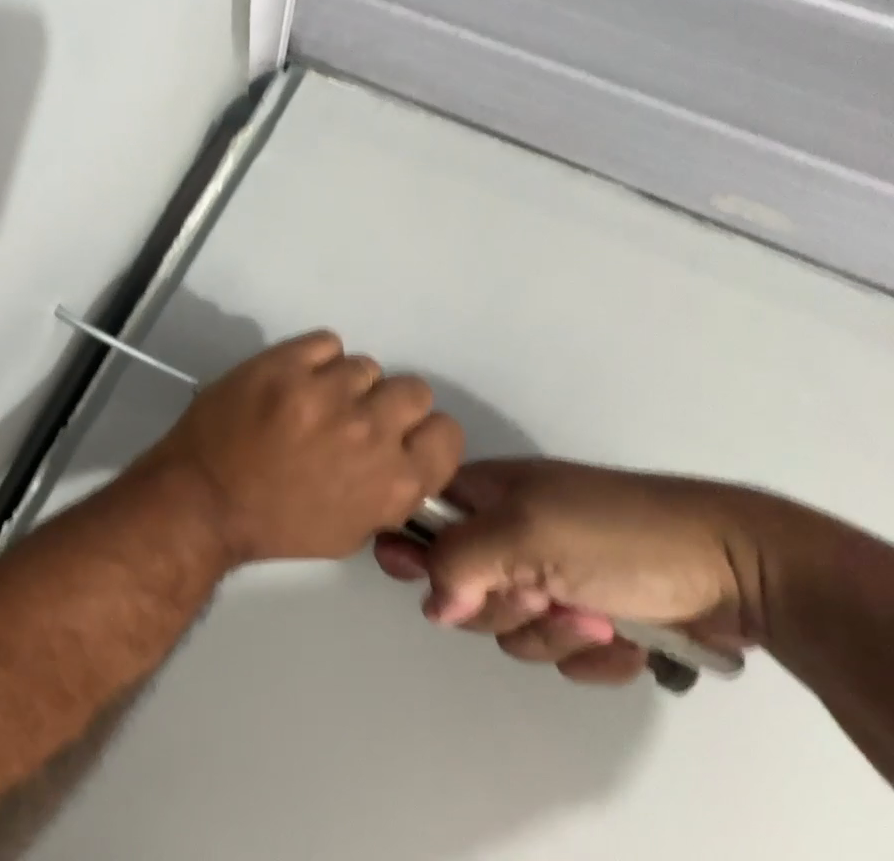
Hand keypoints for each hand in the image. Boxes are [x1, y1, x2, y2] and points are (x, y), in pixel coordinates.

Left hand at [145, 329, 462, 564]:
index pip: (445, 433)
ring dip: (341, 382)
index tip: (390, 435)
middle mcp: (371, 431)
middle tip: (346, 416)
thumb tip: (404, 460)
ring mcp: (324, 393)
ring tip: (307, 402)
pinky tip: (290, 380)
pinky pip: (324, 342)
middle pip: (410, 391)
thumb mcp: (353, 530)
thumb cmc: (273, 525)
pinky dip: (312, 358)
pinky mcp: (283, 365)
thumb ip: (392, 493)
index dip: (417, 432)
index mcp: (396, 481)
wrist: (202, 499)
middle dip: (382, 403)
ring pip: (363, 366)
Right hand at [373, 459, 758, 683]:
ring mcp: (551, 580)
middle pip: (456, 587)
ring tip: (600, 620)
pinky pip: (557, 654)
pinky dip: (590, 656)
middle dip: (497, 606)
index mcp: (486, 498)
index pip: (417, 517)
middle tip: (538, 596)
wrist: (745, 570)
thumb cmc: (620, 535)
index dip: (408, 547)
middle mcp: (509, 538)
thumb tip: (435, 607)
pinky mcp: (591, 620)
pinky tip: (624, 642)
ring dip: (551, 634)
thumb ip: (456, 562)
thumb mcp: (523, 533)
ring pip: (507, 628)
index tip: (419, 572)